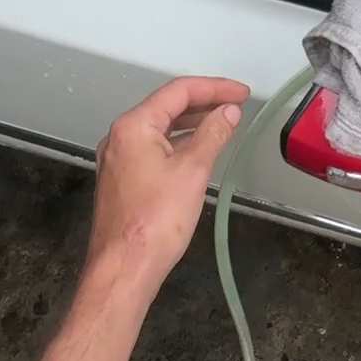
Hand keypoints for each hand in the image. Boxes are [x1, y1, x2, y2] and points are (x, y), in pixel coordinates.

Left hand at [90, 76, 250, 286]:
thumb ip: (214, 133)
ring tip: (224, 123)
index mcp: (133, 126)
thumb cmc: (156, 220)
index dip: (215, 87)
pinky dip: (179, 142)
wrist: (123, 273)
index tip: (242, 93)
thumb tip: (229, 111)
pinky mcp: (122, 180)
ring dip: (193, 122)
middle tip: (236, 105)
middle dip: (204, 102)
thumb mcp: (193, 170)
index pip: (179, 91)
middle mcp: (120, 137)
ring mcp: (118, 159)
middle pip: (167, 105)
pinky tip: (199, 150)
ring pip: (161, 127)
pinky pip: (154, 147)